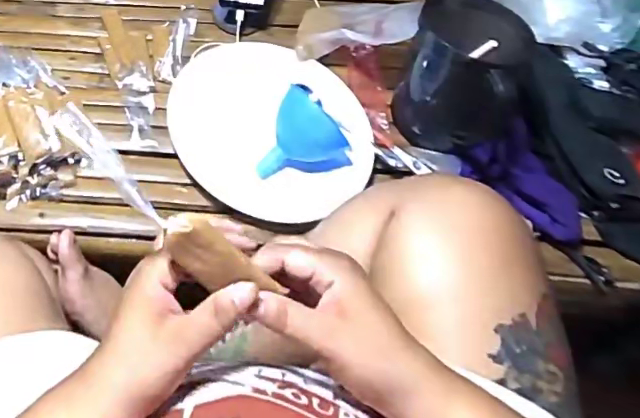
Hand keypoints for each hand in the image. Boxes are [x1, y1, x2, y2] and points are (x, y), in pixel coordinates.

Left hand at [62, 251, 258, 415]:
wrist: (108, 399)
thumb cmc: (140, 366)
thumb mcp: (183, 341)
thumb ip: (217, 313)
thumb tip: (251, 286)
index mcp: (154, 269)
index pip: (190, 237)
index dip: (219, 235)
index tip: (247, 239)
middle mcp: (153, 271)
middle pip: (190, 247)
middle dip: (220, 246)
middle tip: (250, 249)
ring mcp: (154, 288)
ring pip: (189, 265)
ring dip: (214, 263)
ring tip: (243, 264)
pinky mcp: (158, 306)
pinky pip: (187, 282)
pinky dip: (207, 280)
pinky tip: (225, 289)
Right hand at [247, 243, 448, 413]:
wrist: (410, 388)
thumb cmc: (371, 357)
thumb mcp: (324, 338)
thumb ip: (284, 316)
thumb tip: (245, 298)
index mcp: (332, 263)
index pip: (283, 250)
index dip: (256, 263)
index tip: (229, 282)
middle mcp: (331, 264)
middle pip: (287, 255)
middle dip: (260, 268)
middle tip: (233, 289)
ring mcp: (333, 283)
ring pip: (292, 272)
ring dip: (270, 283)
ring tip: (243, 299)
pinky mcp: (333, 302)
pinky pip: (300, 290)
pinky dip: (282, 297)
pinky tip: (266, 311)